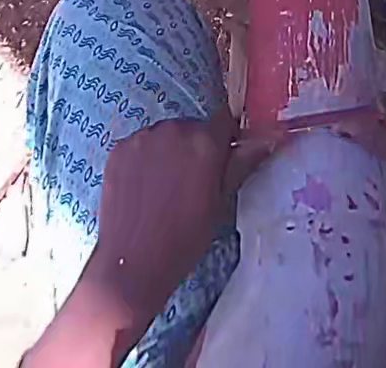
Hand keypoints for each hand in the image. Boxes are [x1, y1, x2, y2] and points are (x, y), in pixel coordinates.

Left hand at [84, 111, 266, 316]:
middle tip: (190, 180)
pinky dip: (143, 158)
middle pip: (193, 127)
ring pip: (166, 134)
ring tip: (162, 186)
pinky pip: (140, 144)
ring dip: (169, 150)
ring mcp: (144, 137)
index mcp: (206, 142)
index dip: (225, 137)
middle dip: (195, 146)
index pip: (225, 119)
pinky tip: (141, 186)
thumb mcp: (220, 202)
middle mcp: (176, 129)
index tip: (221, 157)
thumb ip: (241, 164)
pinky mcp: (120, 148)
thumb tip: (265, 140)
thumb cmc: (184, 238)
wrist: (130, 266)